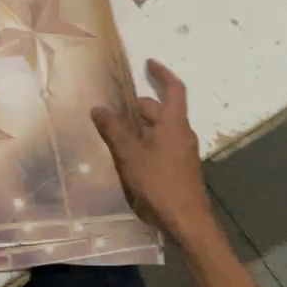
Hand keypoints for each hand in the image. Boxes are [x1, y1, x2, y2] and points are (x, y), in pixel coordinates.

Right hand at [92, 59, 217, 247]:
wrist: (187, 222)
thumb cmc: (159, 183)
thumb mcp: (129, 154)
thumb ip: (113, 129)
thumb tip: (98, 108)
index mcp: (174, 124)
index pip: (174, 90)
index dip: (162, 74)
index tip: (149, 63)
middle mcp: (181, 134)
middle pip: (160, 110)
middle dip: (137, 106)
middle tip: (113, 107)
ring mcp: (182, 152)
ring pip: (158, 129)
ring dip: (139, 125)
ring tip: (114, 129)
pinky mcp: (178, 168)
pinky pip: (160, 145)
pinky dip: (144, 141)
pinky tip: (126, 153)